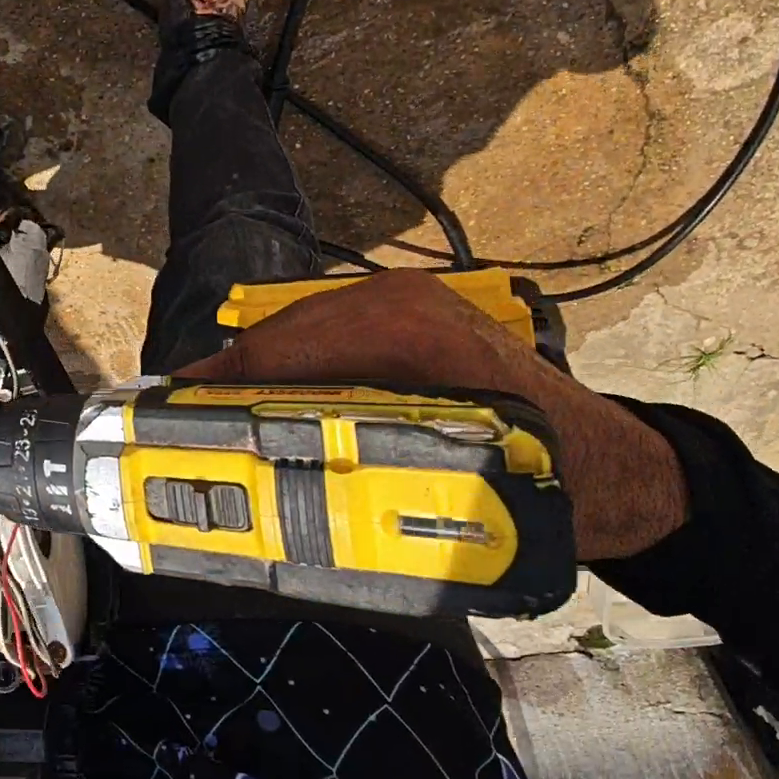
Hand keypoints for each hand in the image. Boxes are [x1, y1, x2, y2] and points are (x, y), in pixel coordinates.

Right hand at [178, 270, 687, 560]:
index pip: (281, 347)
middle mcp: (396, 300)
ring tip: (216, 403)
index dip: (219, 377)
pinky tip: (269, 389)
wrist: (606, 466)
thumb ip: (335, 455)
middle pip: (278, 332)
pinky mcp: (403, 308)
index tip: (172, 400)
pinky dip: (287, 359)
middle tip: (184, 409)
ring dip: (254, 367)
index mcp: (403, 331)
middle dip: (228, 372)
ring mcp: (400, 298)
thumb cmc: (534, 480)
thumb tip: (243, 460)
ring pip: (294, 327)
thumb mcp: (428, 474)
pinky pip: (319, 329)